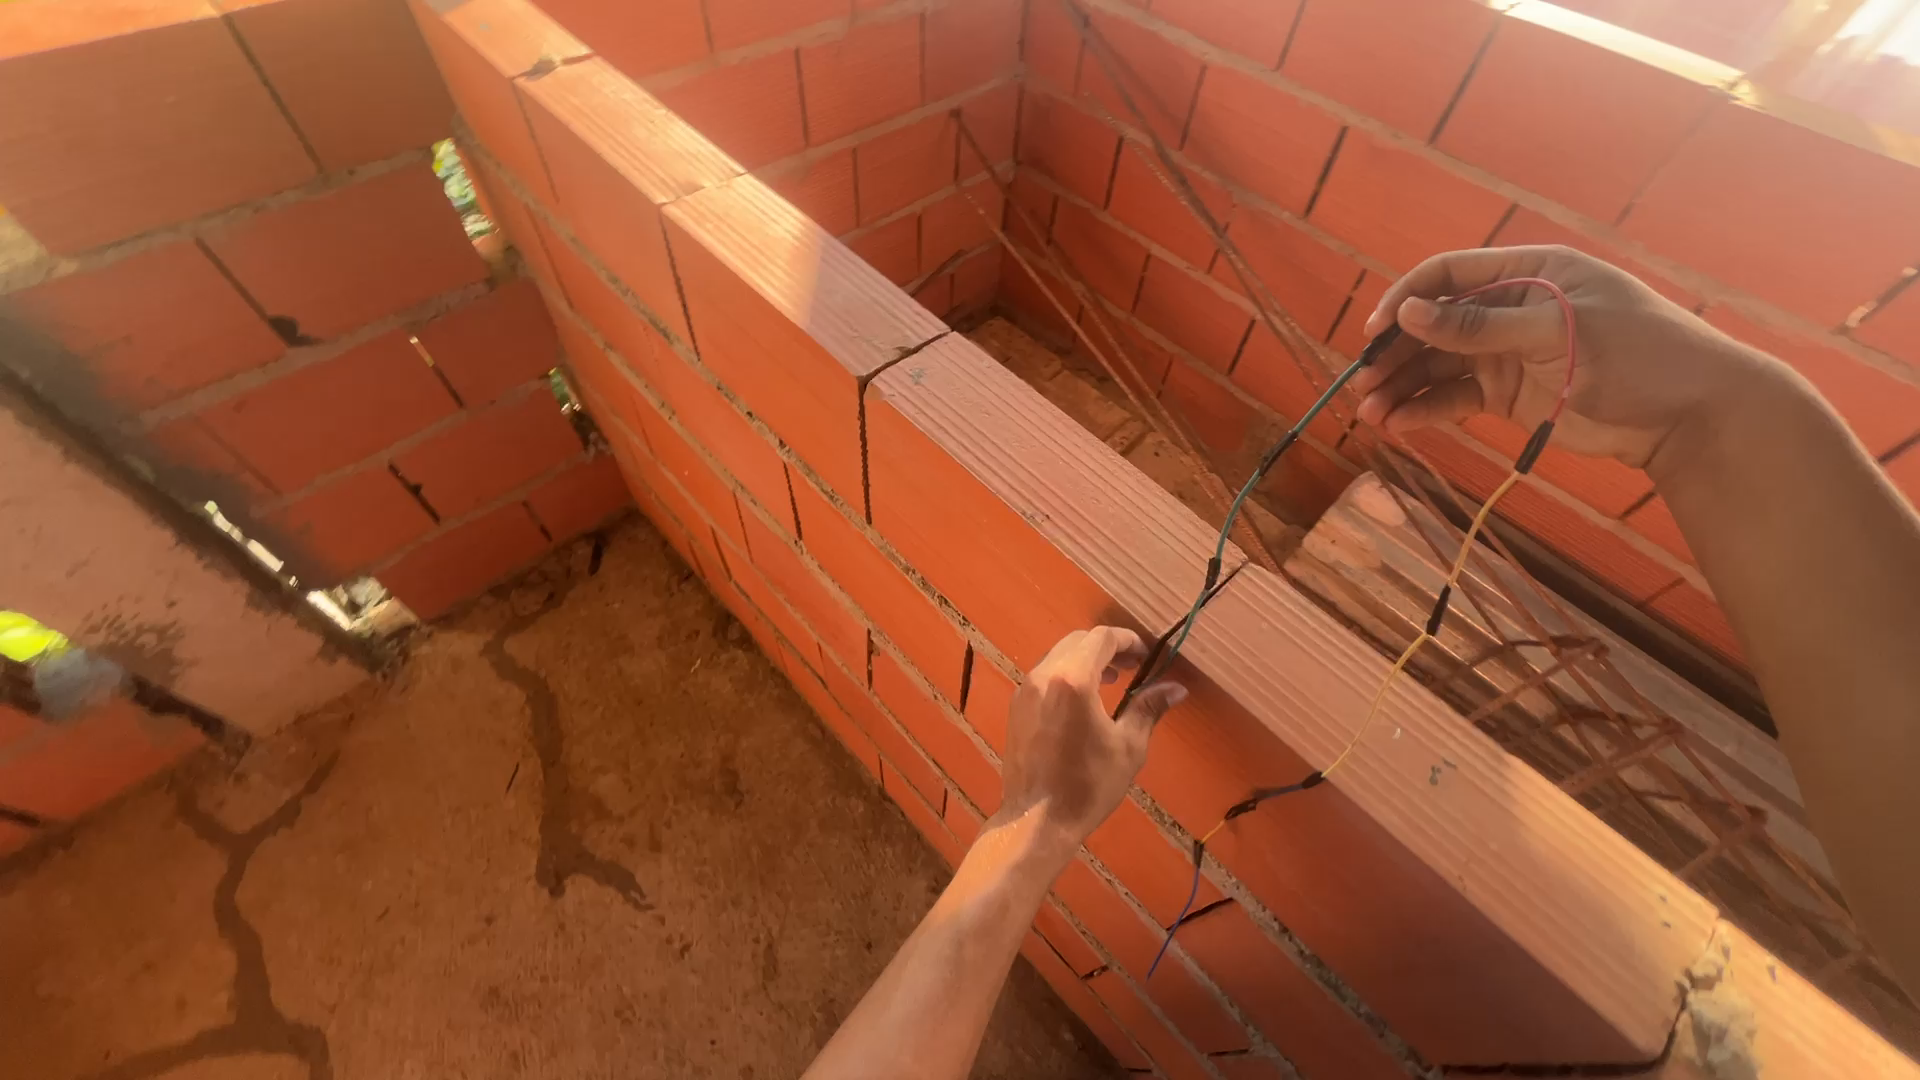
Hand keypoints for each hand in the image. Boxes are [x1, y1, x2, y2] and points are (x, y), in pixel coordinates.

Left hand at [995, 627, 1186, 855]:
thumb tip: (1176, 688)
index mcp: (1073, 679)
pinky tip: (1082, 701)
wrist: (1036, 818)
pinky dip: (1067, 674)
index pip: (1102, 638)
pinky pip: (1045, 674)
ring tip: (1111, 681)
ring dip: (1086, 659)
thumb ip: (1148, 708)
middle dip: (1107, 647)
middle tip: (1132, 667)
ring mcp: (1025, 689)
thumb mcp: (1128, 746)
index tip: (1146, 655)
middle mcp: (1044, 674)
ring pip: (1058, 655)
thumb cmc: (1088, 784)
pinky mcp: (1016, 705)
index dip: (1127, 640)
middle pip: (1078, 641)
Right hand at [1352, 246, 1774, 470]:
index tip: (1374, 332)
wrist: (1687, 415)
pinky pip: (1450, 398)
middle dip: (1393, 355)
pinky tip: (1398, 425)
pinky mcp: (1501, 394)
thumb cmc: (1636, 355)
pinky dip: (1422, 410)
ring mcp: (1501, 354)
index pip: (1447, 276)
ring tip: (1370, 414)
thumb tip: (1408, 313)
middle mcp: (1506, 310)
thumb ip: (1477, 326)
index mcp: (1527, 275)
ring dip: (1399, 388)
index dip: (1406, 300)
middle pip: (1430, 327)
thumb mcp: (1554, 332)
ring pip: (1433, 367)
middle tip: (1362, 385)